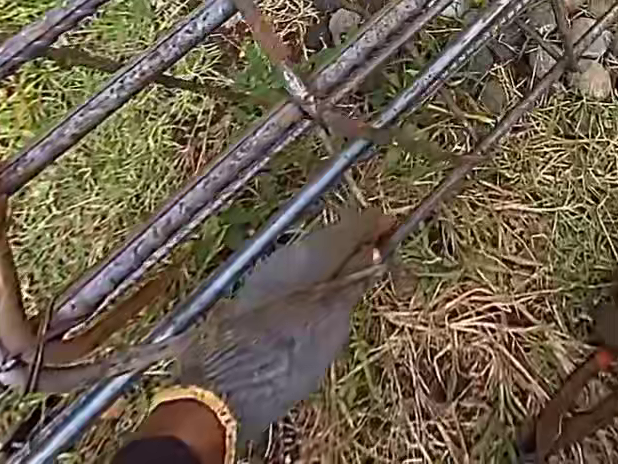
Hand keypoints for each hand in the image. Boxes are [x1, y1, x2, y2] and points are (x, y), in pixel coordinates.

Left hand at [174, 206, 384, 444]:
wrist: (220, 394)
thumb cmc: (286, 355)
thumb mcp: (333, 319)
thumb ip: (356, 279)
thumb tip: (376, 247)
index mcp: (313, 253)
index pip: (354, 223)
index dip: (378, 224)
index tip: (397, 226)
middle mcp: (291, 252)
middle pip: (334, 234)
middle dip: (359, 239)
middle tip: (384, 250)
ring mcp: (271, 270)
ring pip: (316, 251)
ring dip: (340, 256)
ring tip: (360, 272)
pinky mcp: (259, 290)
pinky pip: (301, 268)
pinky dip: (321, 271)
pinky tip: (328, 289)